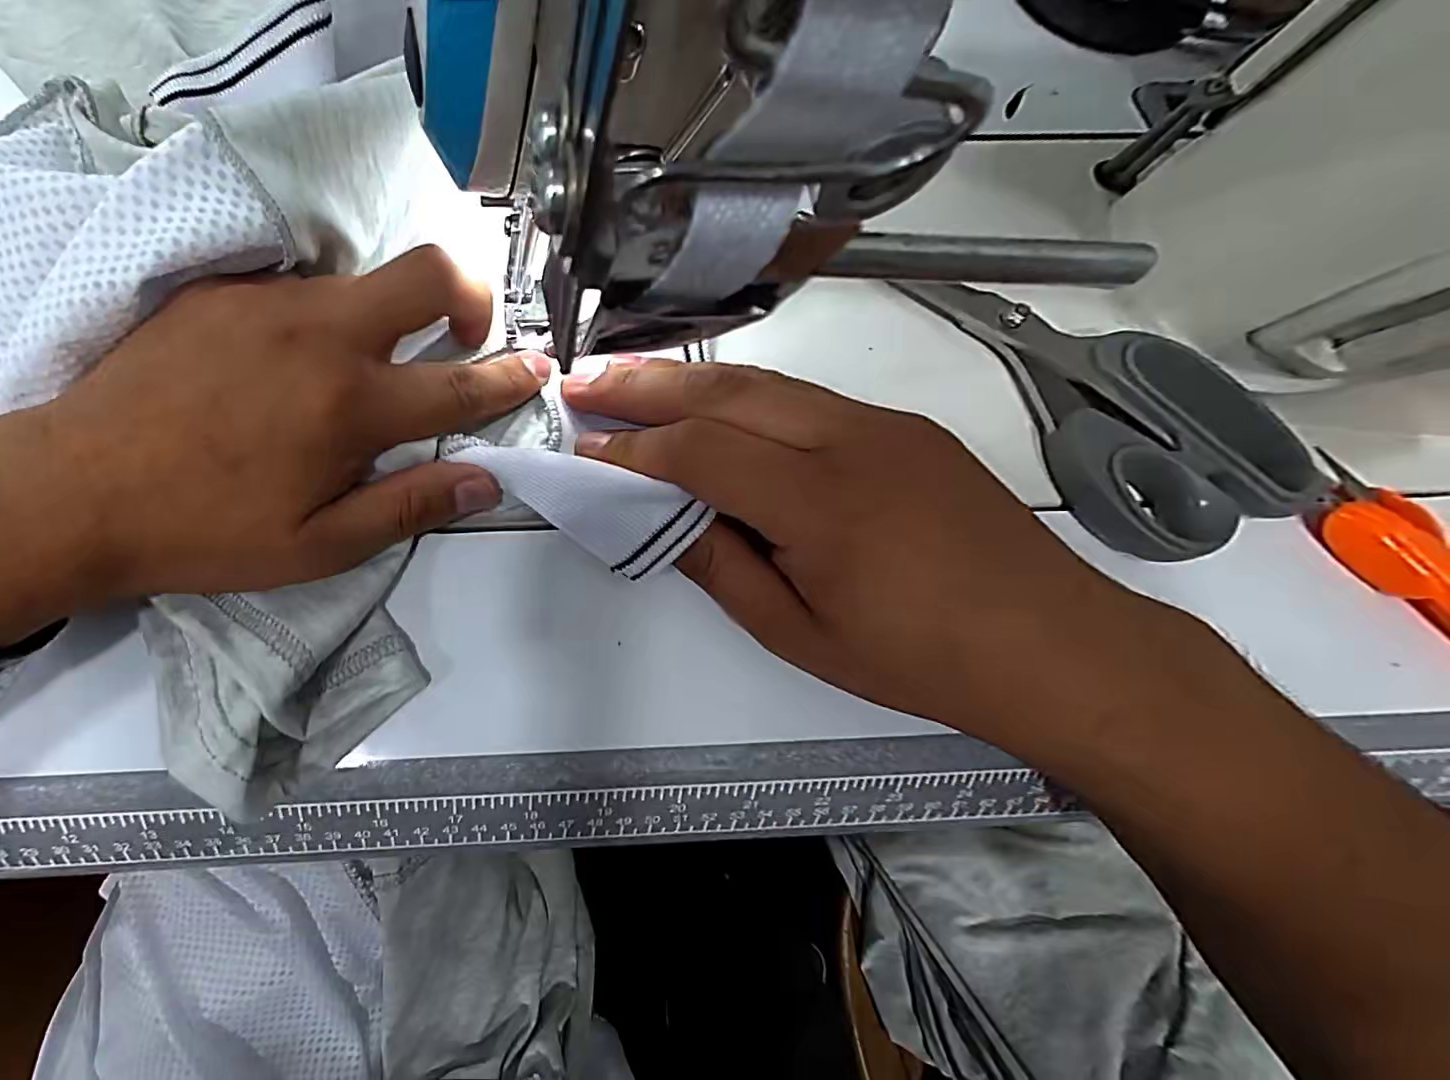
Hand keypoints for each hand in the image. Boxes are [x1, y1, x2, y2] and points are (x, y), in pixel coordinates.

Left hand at [0, 246, 548, 643]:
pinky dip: (322, 318)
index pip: (459, 382)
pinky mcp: (219, 291)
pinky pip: (297, 288)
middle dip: (467, 294)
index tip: (538, 368)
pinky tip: (289, 364)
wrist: (74, 490)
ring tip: (360, 369)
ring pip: (359, 280)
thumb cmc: (205, 531)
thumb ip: (408, 506)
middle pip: (425, 271)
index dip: (510, 377)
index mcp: (350, 406)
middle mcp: (320, 334)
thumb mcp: (317, 545)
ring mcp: (266, 301)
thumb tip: (484, 482)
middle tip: (464, 333)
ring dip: (386, 315)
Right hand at [562, 358, 1210, 741]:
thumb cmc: (919, 658)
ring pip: (765, 382)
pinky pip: (802, 397)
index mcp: (824, 504)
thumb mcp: (796, 631)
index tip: (586, 449)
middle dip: (645, 384)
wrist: (1057, 647)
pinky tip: (708, 406)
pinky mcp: (902, 427)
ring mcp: (884, 425)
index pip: (703, 453)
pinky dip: (740, 394)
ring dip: (688, 379)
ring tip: (629, 380)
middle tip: (584, 380)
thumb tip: (662, 520)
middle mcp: (854, 442)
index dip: (635, 449)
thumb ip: (719, 566)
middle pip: (727, 392)